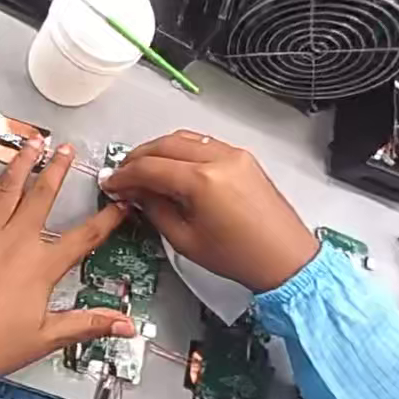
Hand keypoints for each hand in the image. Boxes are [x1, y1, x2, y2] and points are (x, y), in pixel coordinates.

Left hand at [0, 140, 132, 395]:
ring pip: (8, 187)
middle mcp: (15, 242)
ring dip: (22, 162)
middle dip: (58, 170)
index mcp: (41, 267)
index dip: (108, 218)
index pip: (85, 236)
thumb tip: (126, 325)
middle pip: (43, 196)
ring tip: (33, 142)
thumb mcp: (44, 338)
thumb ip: (86, 324)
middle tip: (67, 150)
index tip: (121, 202)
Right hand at [102, 130, 317, 292]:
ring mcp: (233, 155)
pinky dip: (180, 150)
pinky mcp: (242, 158)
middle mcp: (219, 160)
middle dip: (136, 158)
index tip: (111, 183)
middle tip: (122, 175)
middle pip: (162, 145)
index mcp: (203, 181)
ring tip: (143, 170)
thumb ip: (154, 209)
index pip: (149, 168)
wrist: (286, 259)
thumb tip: (136, 193)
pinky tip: (170, 167)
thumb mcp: (184, 239)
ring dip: (157, 151)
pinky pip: (202, 143)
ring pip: (182, 138)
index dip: (124, 176)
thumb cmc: (242, 256)